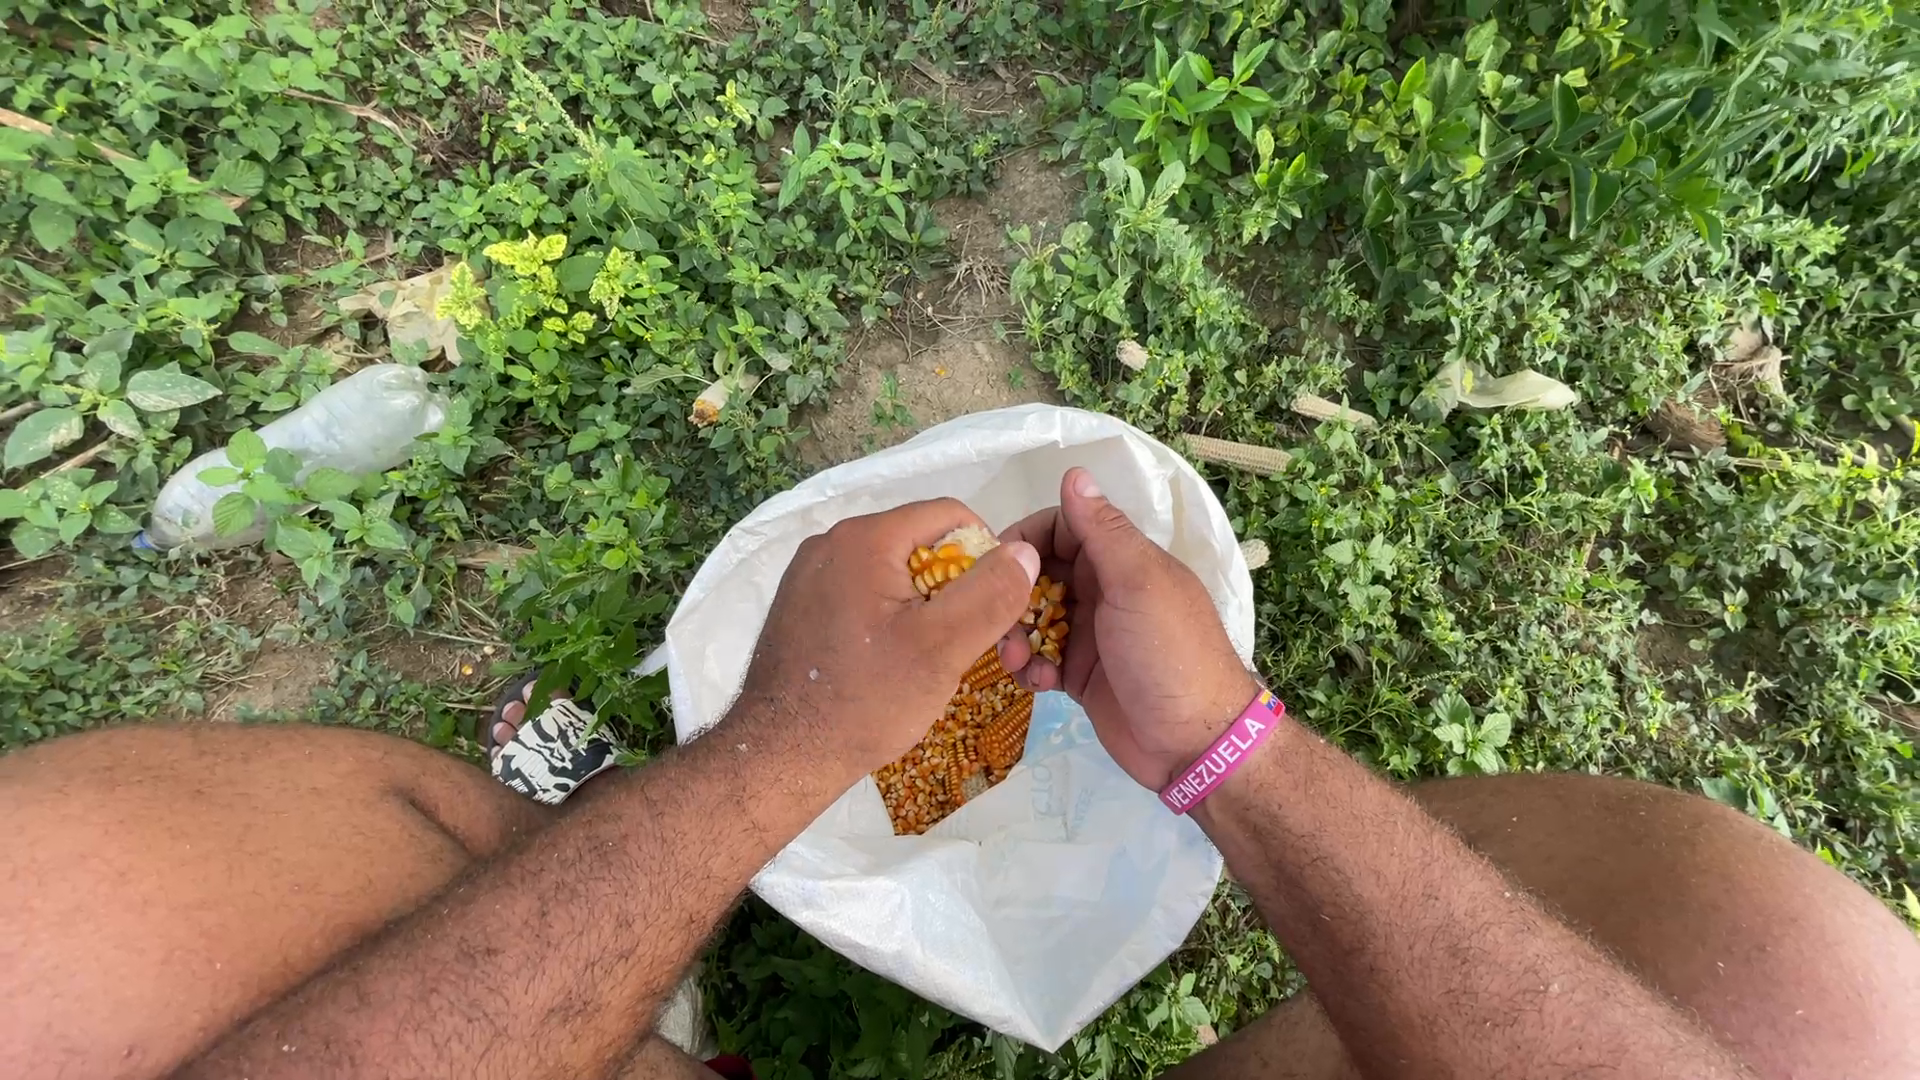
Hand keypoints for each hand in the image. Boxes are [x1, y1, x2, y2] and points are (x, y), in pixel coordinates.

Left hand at [735, 498, 1041, 781]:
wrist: (780, 755)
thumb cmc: (867, 699)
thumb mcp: (943, 647)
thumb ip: (991, 594)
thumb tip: (1023, 551)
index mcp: (865, 537)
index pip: (948, 515)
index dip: (985, 553)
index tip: (992, 604)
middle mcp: (830, 541)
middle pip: (918, 541)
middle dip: (952, 582)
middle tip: (962, 638)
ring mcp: (808, 572)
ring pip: (891, 568)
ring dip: (921, 601)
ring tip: (925, 654)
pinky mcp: (799, 602)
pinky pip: (860, 589)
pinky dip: (886, 614)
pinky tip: (885, 659)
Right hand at [996, 468, 1256, 789]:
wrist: (1193, 744)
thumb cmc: (1167, 653)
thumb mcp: (1137, 584)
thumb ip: (1102, 531)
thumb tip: (1074, 472)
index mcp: (1120, 560)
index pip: (1061, 527)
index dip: (1027, 538)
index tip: (996, 562)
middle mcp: (1102, 589)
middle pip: (1039, 573)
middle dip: (1013, 593)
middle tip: (994, 617)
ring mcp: (1089, 633)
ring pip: (1033, 617)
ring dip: (1015, 632)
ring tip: (1015, 657)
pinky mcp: (1078, 673)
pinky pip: (1039, 656)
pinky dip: (1030, 665)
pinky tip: (1036, 682)